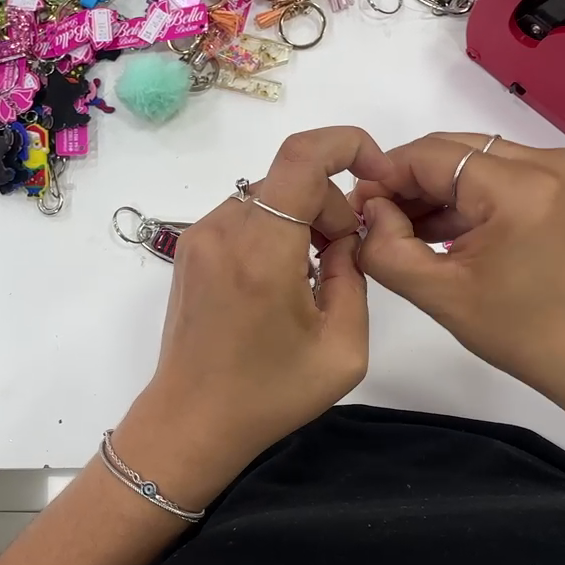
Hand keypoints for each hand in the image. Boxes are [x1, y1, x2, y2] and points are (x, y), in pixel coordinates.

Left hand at [112, 127, 393, 508]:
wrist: (190, 420)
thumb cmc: (269, 394)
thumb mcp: (343, 348)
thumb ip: (356, 275)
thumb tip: (347, 234)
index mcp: (261, 252)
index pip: (302, 156)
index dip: (347, 145)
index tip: (375, 173)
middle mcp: (223, 231)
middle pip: (290, 180)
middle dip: (330, 206)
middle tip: (344, 260)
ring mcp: (199, 237)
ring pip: (266, 197)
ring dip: (301, 220)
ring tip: (311, 277)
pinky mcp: (188, 249)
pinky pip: (243, 216)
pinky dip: (273, 230)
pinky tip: (280, 280)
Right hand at [351, 133, 564, 397]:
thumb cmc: (523, 334)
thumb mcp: (439, 294)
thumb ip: (385, 248)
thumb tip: (368, 210)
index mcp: (521, 188)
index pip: (430, 155)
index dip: (384, 175)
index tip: (355, 206)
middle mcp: (550, 162)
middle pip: (452, 150)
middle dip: (406, 181)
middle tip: (372, 218)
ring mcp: (564, 168)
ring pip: (472, 159)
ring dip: (433, 188)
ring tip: (400, 227)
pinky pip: (497, 173)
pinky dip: (463, 195)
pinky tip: (437, 228)